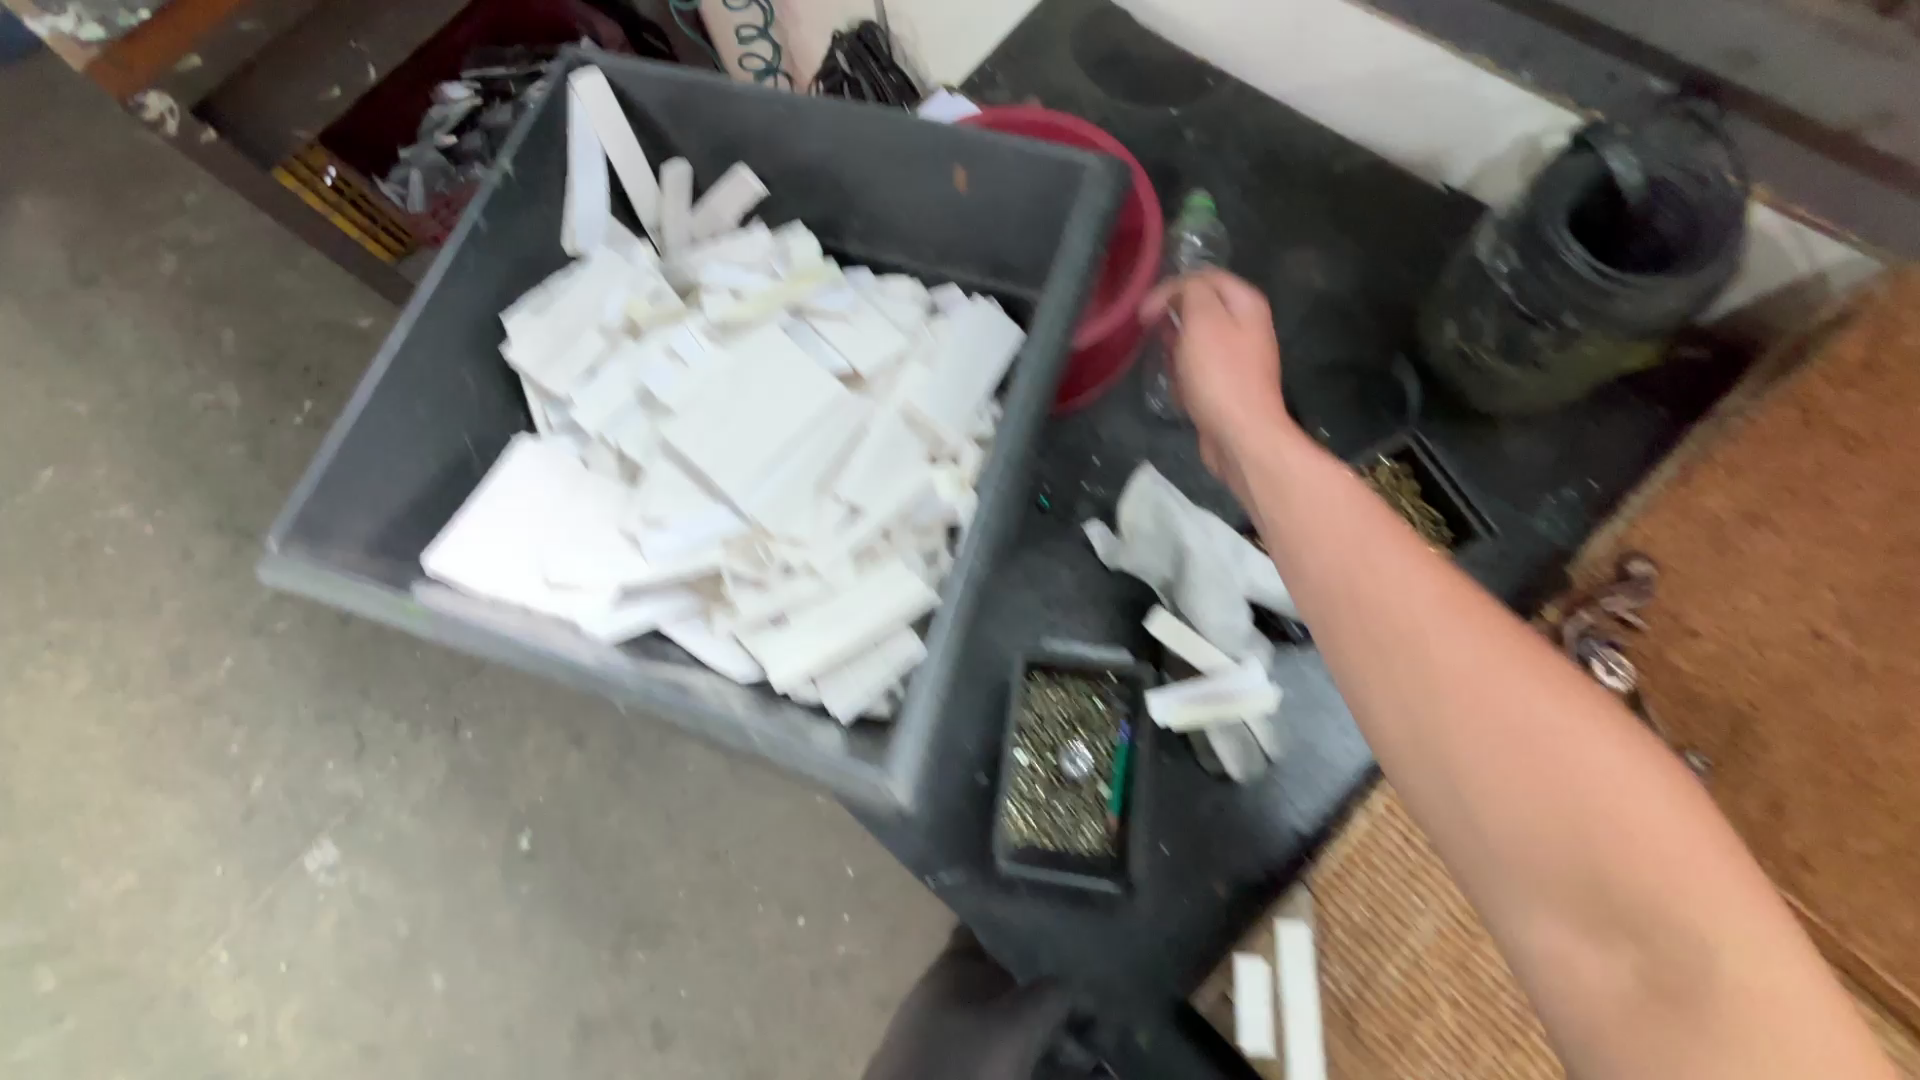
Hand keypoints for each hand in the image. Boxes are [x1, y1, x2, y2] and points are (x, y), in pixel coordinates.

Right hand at [1140, 269, 1295, 498]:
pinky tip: (1178, 388)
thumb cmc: (1219, 375)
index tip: (1144, 312)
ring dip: (1176, 350)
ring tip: (1167, 365)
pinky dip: (1184, 375)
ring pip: (1196, 341)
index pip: (1204, 276)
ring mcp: (1238, 358)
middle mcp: (1247, 326)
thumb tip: (1179, 293)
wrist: (1240, 435)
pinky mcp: (1227, 385)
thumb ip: (1191, 292)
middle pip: (1201, 308)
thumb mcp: (1202, 320)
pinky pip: (1198, 370)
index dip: (1170, 288)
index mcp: (1246, 303)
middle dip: (1172, 320)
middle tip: (1151, 334)